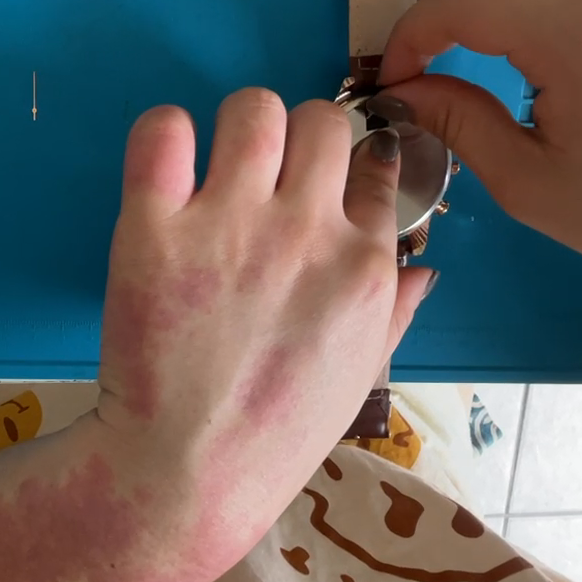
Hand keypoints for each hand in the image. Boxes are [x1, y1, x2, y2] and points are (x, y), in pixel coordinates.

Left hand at [91, 89, 433, 581]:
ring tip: (214, 174)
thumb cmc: (273, 438)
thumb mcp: (359, 380)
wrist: (183, 475)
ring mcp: (230, 224)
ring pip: (253, 107)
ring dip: (239, 129)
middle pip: (320, 119)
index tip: (317, 184)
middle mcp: (307, 231)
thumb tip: (427, 269)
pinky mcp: (154, 228)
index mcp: (364, 268)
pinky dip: (165, 134)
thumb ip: (398, 315)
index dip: (345, 169)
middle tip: (263, 180)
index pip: (374, 166)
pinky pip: (163, 129)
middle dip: (297, 140)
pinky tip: (165, 171)